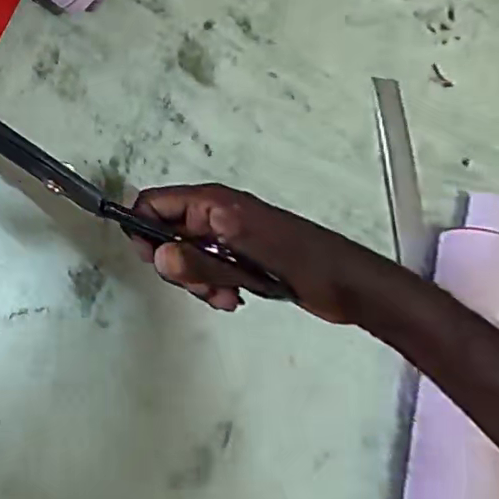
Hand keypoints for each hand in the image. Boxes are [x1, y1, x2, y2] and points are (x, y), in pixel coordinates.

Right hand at [130, 184, 396, 322]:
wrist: (355, 287)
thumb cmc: (303, 263)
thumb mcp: (245, 263)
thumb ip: (198, 260)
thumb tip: (157, 257)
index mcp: (210, 202)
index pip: (152, 204)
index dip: (143, 229)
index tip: (153, 260)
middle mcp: (212, 213)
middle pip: (164, 231)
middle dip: (174, 261)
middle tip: (195, 283)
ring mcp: (225, 235)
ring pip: (183, 252)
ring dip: (194, 277)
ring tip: (221, 294)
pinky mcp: (237, 254)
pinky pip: (205, 265)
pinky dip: (210, 283)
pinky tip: (231, 297)